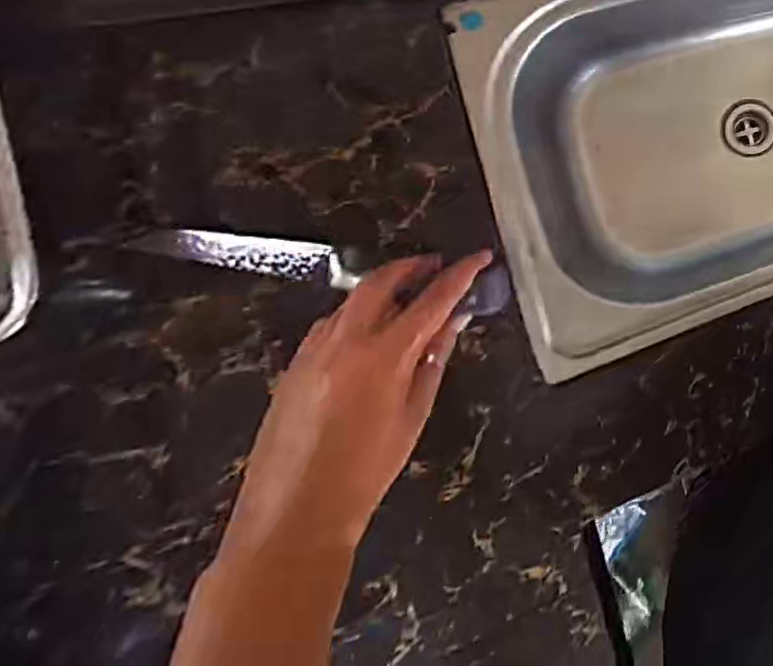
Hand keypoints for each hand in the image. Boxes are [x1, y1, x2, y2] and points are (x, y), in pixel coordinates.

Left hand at [220, 252, 492, 556]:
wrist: (294, 514)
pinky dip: (357, 313)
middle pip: (381, 282)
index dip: (461, 274)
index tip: (479, 258)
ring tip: (410, 298)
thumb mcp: (416, 410)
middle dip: (413, 266)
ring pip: (352, 300)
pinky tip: (372, 331)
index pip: (433, 299)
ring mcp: (312, 353)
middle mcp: (344, 343)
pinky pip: (330, 324)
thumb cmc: (369, 468)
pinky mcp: (293, 367)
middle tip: (438, 266)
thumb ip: (434, 357)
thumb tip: (453, 320)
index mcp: (384, 355)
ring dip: (384, 288)